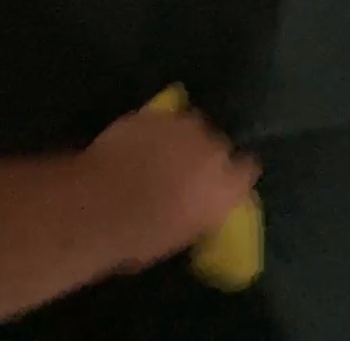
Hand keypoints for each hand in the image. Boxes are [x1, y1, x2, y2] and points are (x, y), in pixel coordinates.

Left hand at [78, 109, 260, 270]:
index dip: (235, 173)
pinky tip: (144, 140)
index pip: (248, 169)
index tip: (225, 179)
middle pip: (220, 142)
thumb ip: (203, 209)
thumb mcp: (185, 233)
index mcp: (227, 186)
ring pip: (193, 123)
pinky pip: (165, 118)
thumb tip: (201, 201)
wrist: (101, 204)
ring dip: (185, 135)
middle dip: (208, 152)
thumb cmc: (142, 236)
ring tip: (166, 149)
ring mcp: (183, 125)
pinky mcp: (155, 112)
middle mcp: (213, 149)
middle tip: (189, 167)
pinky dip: (159, 128)